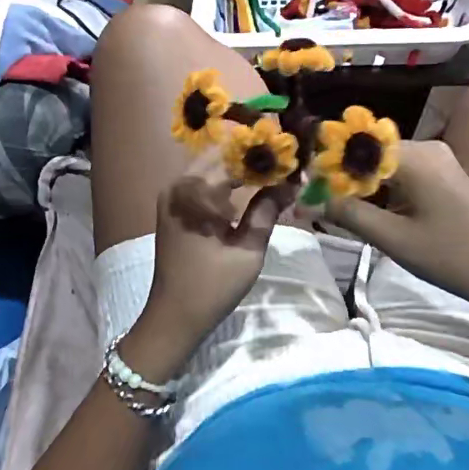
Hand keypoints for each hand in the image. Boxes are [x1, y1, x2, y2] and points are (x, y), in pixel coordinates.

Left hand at [136, 172, 292, 352]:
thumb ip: (267, 210)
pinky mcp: (173, 205)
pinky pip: (203, 179)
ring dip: (242, 166)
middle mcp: (179, 184)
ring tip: (274, 173)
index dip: (267, 156)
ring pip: (213, 164)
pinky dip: (227, 178)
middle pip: (222, 154)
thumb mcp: (248, 250)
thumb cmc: (213, 287)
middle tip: (287, 164)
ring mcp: (173, 193)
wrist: (173, 315)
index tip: (295, 162)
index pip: (237, 157)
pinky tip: (250, 187)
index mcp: (196, 192)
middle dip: (255, 156)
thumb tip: (291, 182)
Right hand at [325, 141, 468, 317]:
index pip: (360, 148)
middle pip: (372, 152)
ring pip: (385, 163)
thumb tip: (308, 200)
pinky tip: (372, 209)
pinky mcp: (443, 172)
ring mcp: (438, 158)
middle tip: (319, 202)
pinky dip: (383, 186)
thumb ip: (348, 214)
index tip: (306, 187)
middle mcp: (427, 148)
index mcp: (417, 159)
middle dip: (345, 175)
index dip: (330, 164)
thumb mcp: (392, 238)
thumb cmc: (446, 256)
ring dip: (363, 182)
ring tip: (341, 208)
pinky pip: (403, 170)